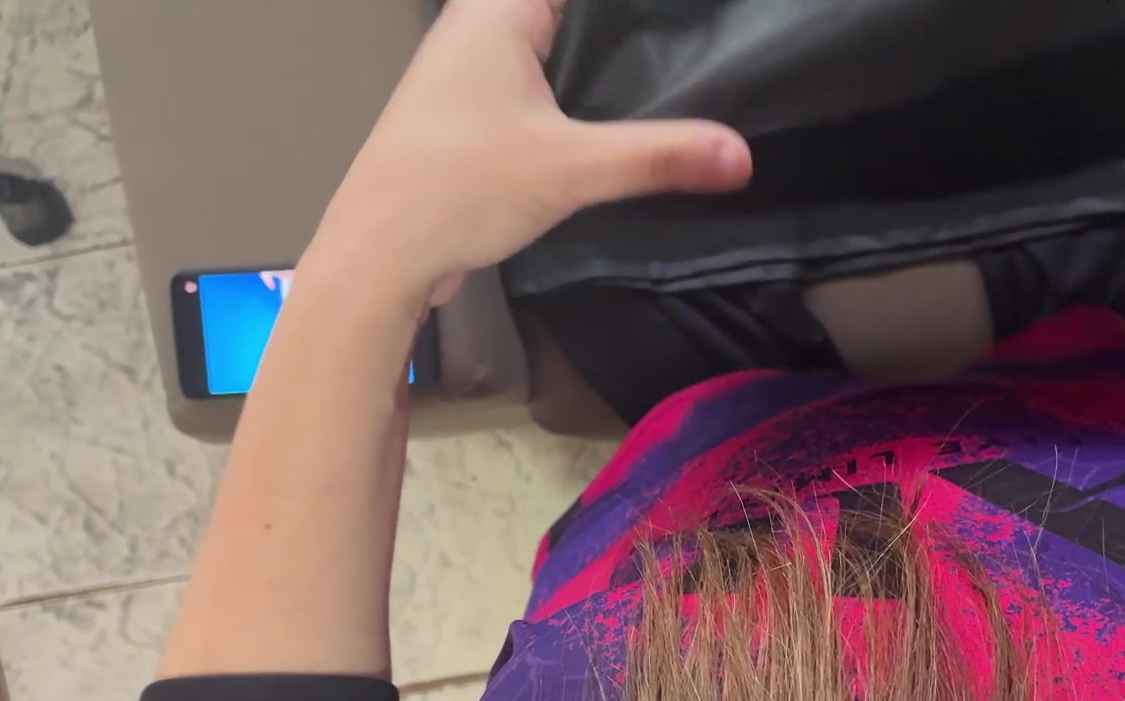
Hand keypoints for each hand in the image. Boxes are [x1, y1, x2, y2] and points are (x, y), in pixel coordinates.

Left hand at [304, 0, 752, 305]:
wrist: (384, 252)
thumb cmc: (462, 187)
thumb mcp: (570, 168)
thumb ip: (655, 157)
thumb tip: (740, 156)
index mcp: (498, 8)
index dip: (633, 9)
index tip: (691, 20)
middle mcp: (480, 27)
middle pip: (569, 16)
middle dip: (625, 33)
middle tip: (690, 48)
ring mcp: (473, 77)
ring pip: (552, 54)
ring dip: (599, 69)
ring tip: (669, 80)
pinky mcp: (475, 123)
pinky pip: (538, 95)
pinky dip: (575, 105)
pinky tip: (613, 129)